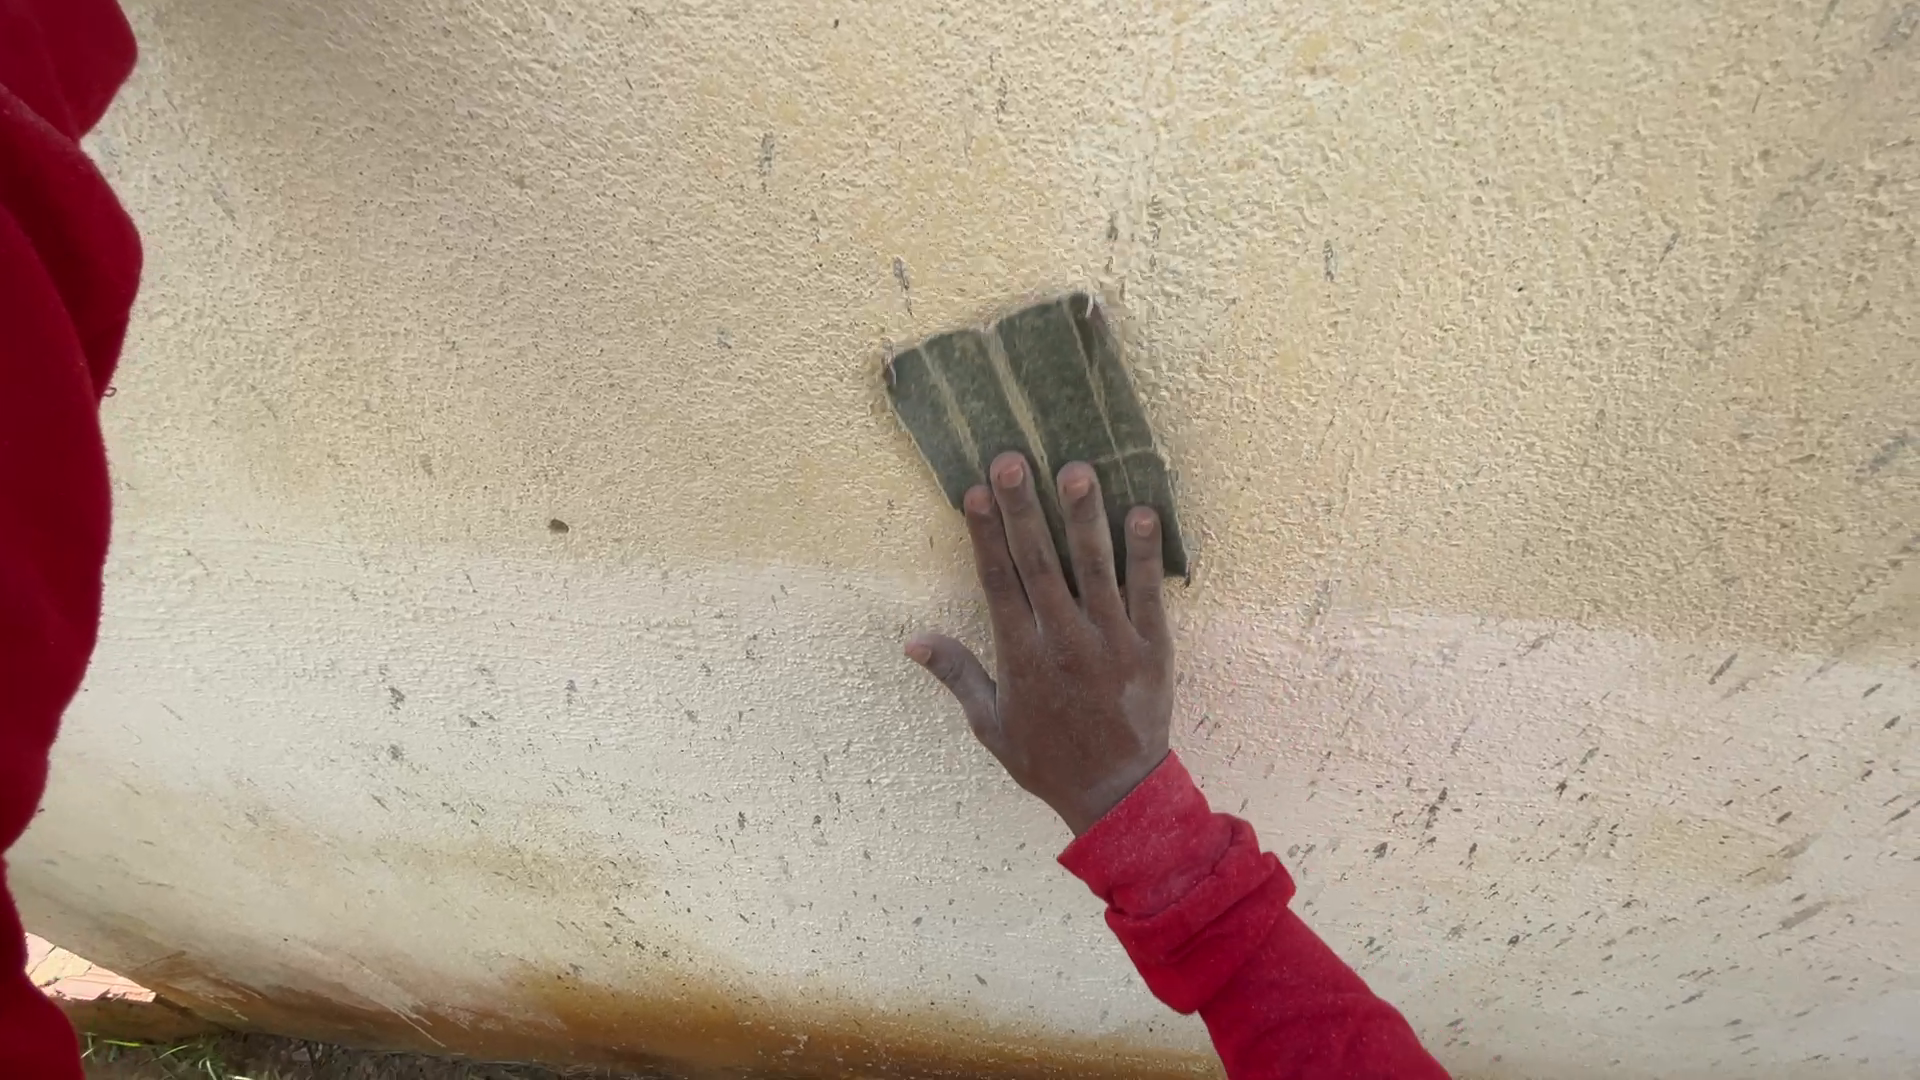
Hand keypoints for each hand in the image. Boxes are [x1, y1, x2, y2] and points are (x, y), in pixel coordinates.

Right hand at [906, 451, 1174, 834]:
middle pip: (1040, 565)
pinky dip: (1145, 555)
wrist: (1118, 795)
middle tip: (1012, 461)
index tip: (974, 493)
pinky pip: (1149, 594)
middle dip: (1024, 511)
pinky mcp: (1153, 648)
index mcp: (1023, 658)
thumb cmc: (1047, 759)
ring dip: (1084, 519)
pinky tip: (1141, 513)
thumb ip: (957, 675)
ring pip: (1095, 570)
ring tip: (1076, 471)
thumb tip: (913, 640)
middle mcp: (1065, 642)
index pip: (998, 584)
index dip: (985, 536)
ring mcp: (1112, 642)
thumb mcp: (991, 725)